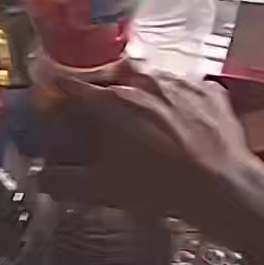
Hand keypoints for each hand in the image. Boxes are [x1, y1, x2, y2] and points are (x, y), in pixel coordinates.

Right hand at [40, 67, 263, 233]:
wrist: (219, 185)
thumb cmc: (157, 186)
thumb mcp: (103, 189)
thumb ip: (66, 181)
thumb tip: (44, 179)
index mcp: (110, 100)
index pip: (72, 84)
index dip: (60, 87)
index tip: (55, 87)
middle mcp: (143, 79)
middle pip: (115, 74)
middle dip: (106, 87)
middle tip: (107, 108)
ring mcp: (180, 80)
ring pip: (153, 78)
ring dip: (146, 92)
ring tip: (150, 118)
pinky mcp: (210, 89)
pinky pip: (188, 88)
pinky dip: (181, 101)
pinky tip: (184, 123)